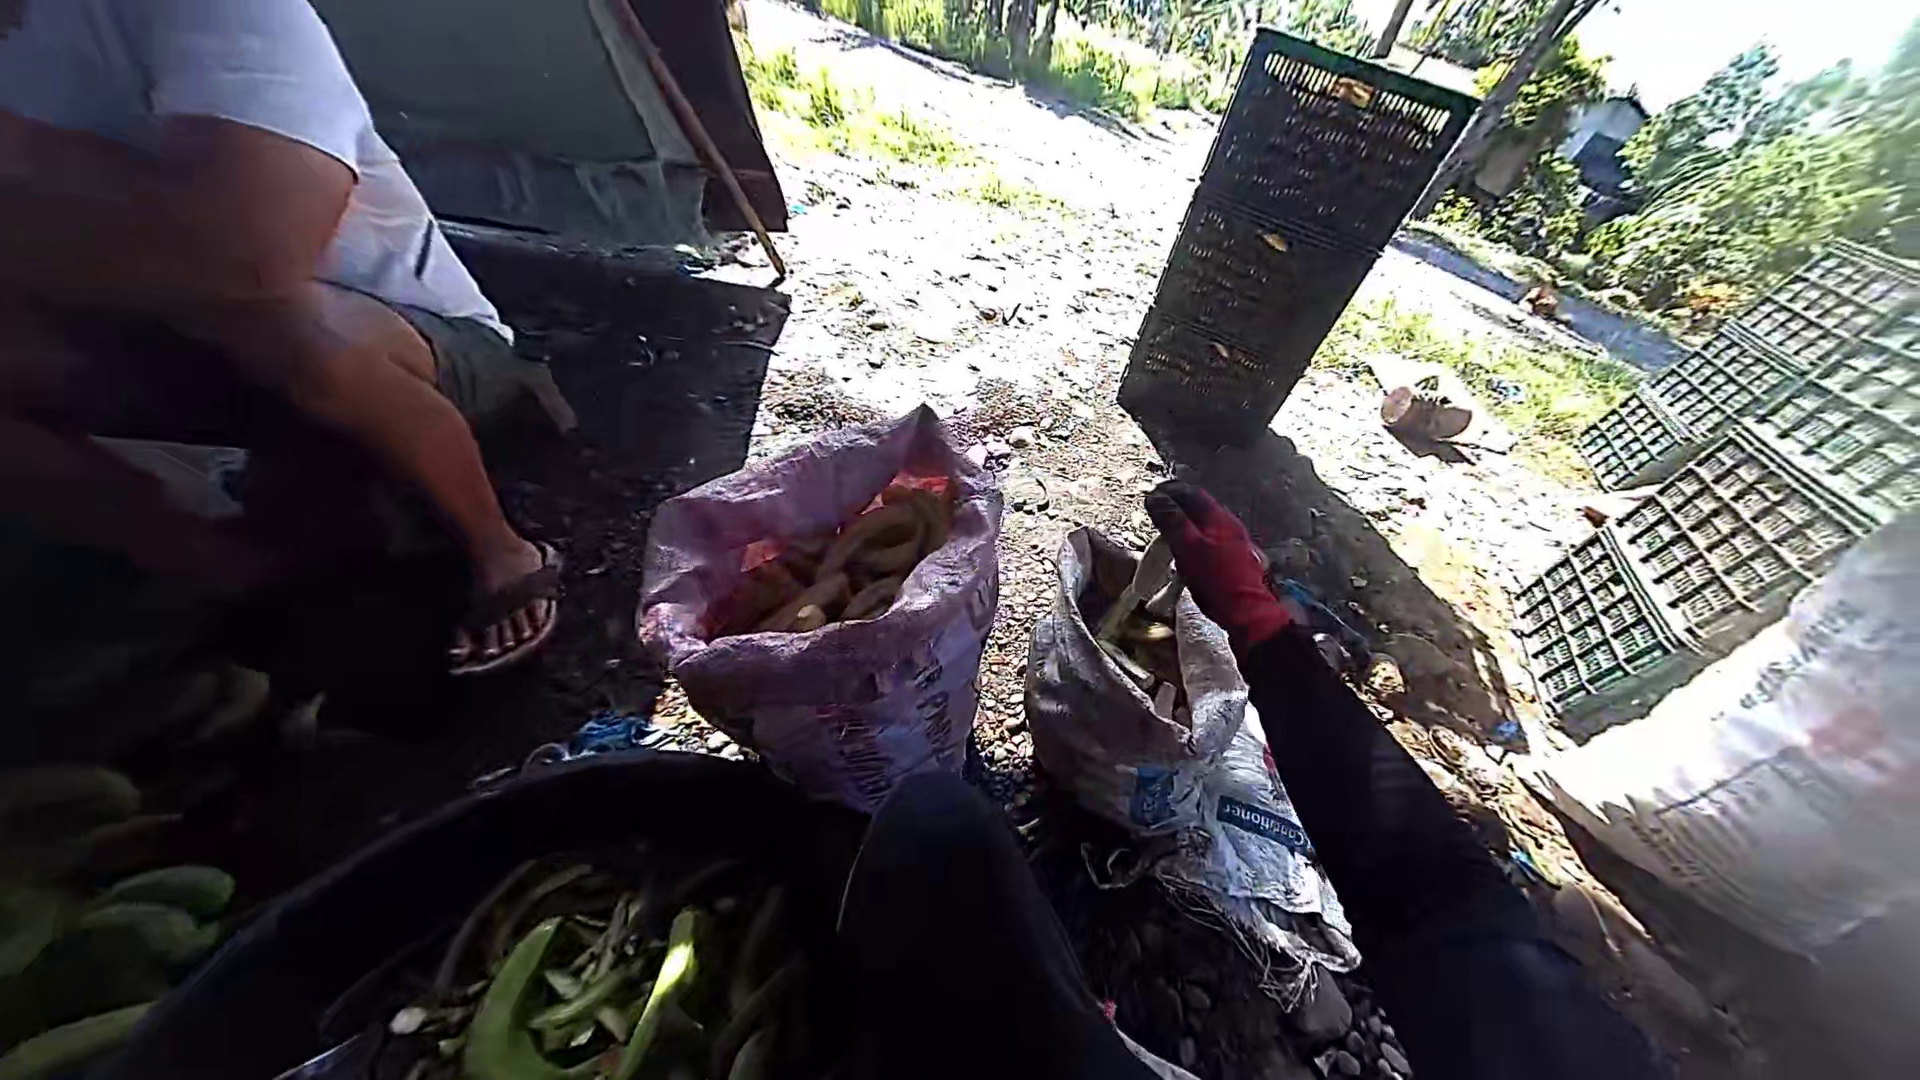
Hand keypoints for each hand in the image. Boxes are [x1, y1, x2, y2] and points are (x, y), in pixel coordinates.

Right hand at [1144, 481, 1290, 654]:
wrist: (1246, 610)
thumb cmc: (1215, 577)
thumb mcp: (1187, 546)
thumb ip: (1171, 520)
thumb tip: (1155, 497)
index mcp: (1216, 517)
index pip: (1190, 493)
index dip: (1169, 490)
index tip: (1152, 493)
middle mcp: (1227, 524)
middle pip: (1198, 506)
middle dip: (1176, 504)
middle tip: (1156, 510)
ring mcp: (1232, 541)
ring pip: (1203, 523)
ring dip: (1184, 521)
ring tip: (1166, 528)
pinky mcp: (1231, 558)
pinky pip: (1207, 538)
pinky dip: (1191, 537)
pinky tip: (1184, 548)